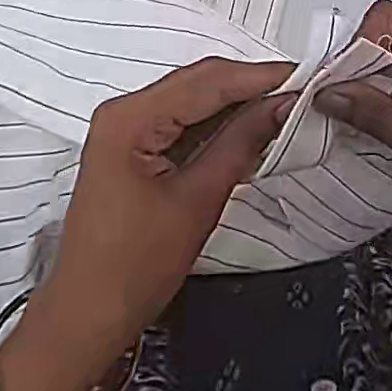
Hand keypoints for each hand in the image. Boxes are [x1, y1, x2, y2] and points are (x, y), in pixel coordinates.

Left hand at [0, 58, 293, 390]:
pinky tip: (251, 128)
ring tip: (285, 107)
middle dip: (251, 86)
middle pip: (199, 82)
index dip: (259, 76)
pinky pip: (183, 120)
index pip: (207, 81)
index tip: (304, 75)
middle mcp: (125, 109)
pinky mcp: (134, 144)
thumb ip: (242, 142)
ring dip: (237, 103)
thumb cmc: (135, 267)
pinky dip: (218, 123)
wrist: (88, 314)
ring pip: (193, 99)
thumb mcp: (198, 200)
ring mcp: (127, 126)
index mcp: (131, 118)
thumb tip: (282, 105)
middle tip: (301, 90)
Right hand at [317, 0, 391, 251]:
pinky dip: (374, 90)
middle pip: (382, 33)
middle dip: (354, 64)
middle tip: (335, 97)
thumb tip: (329, 92)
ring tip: (348, 110)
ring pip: (384, 53)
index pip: (387, 19)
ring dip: (363, 79)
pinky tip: (365, 114)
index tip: (339, 80)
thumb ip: (372, 113)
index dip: (357, 44)